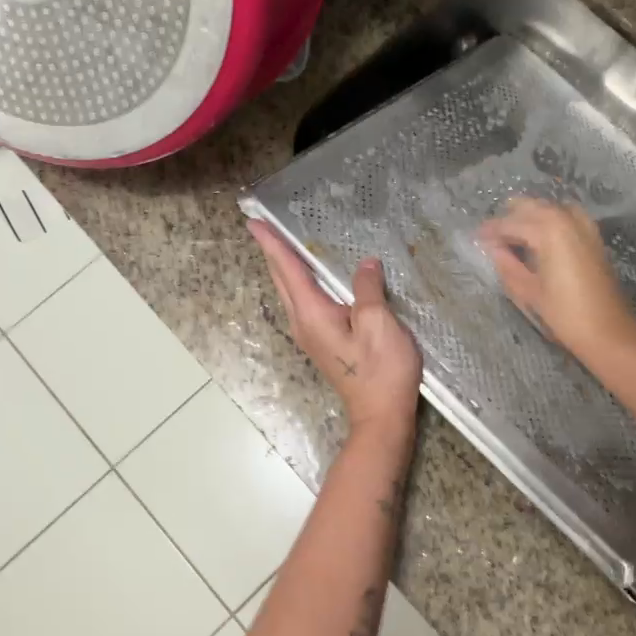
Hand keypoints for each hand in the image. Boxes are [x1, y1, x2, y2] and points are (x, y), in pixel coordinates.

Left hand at [249, 220, 421, 443]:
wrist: (381, 414)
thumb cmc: (381, 369)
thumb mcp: (379, 322)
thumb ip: (367, 289)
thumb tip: (364, 265)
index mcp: (312, 313)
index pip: (287, 269)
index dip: (272, 243)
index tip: (254, 222)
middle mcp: (303, 322)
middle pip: (282, 280)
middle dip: (271, 252)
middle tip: (262, 227)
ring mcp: (310, 334)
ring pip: (290, 292)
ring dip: (284, 266)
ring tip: (282, 244)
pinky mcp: (322, 341)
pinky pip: (303, 302)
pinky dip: (299, 281)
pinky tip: (310, 276)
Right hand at [477, 198, 635, 357]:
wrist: (608, 330)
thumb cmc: (564, 313)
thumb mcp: (528, 291)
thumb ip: (507, 265)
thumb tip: (493, 248)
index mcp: (548, 231)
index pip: (512, 223)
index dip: (492, 229)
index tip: (476, 236)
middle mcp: (567, 219)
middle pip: (532, 207)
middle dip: (511, 217)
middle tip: (493, 234)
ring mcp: (584, 226)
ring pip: (550, 208)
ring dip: (531, 215)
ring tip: (514, 232)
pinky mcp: (593, 237)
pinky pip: (567, 215)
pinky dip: (550, 218)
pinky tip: (540, 235)